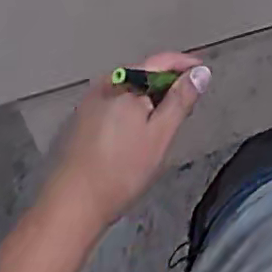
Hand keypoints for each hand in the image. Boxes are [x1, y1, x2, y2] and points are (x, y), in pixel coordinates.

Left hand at [43, 51, 210, 227]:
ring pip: (129, 91)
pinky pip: (114, 105)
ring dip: (150, 98)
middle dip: (168, 83)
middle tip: (188, 101)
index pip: (161, 61)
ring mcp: (87, 106)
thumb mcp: (160, 134)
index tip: (203, 73)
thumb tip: (200, 71)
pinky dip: (132, 110)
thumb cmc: (119, 171)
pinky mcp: (79, 124)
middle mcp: (103, 87)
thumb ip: (181, 99)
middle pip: (144, 74)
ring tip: (166, 118)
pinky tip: (137, 132)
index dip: (185, 65)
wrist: (68, 210)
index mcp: (124, 84)